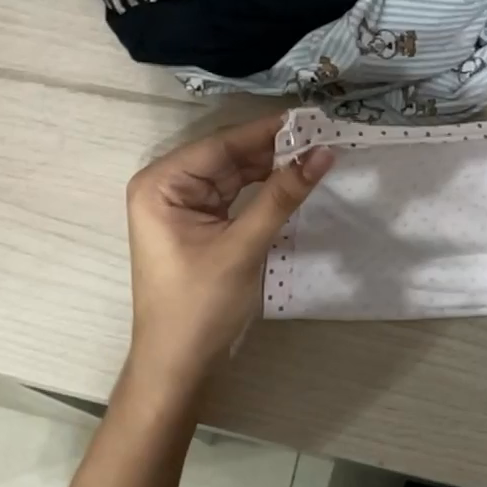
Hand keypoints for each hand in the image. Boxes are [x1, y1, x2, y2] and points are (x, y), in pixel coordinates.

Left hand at [123, 115, 333, 385]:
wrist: (177, 367)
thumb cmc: (199, 307)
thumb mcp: (243, 246)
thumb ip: (282, 195)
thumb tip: (324, 152)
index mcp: (162, 183)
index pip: (222, 144)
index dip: (269, 131)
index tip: (314, 119)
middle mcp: (168, 183)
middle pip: (229, 154)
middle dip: (274, 147)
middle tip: (323, 136)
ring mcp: (183, 201)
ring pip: (236, 170)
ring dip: (273, 165)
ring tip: (317, 152)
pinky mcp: (199, 218)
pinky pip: (236, 190)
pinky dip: (264, 185)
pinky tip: (294, 178)